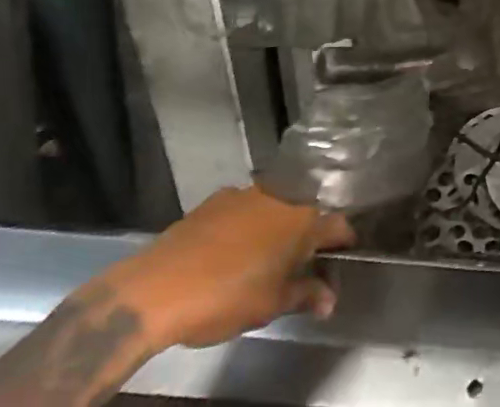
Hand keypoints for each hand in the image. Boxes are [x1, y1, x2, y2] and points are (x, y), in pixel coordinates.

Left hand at [98, 184, 355, 351]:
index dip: (345, 243)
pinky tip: (232, 250)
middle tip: (302, 264)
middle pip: (306, 212)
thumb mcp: (271, 305)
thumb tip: (329, 298)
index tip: (345, 258)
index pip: (338, 225)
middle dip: (308, 235)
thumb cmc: (224, 298)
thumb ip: (305, 295)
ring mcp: (245, 194)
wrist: (155, 289)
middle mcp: (280, 197)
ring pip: (274, 207)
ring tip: (266, 257)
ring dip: (276, 228)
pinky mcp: (214, 199)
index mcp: (301, 220)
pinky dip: (246, 225)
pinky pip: (243, 209)